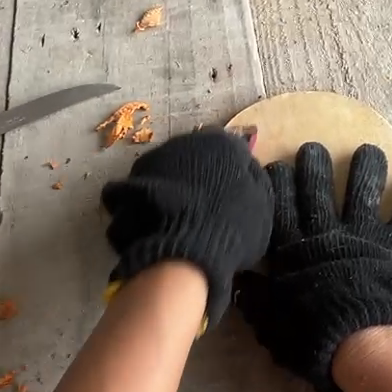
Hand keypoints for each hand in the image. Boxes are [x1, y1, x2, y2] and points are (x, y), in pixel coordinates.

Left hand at [101, 130, 271, 326]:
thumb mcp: (261, 206)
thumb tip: (246, 170)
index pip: (228, 150)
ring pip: (167, 169)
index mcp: (225, 144)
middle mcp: (189, 141)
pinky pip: (144, 187)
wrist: (184, 250)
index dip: (227, 172)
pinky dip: (146, 199)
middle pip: (194, 156)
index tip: (226, 192)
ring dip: (170, 186)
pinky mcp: (131, 180)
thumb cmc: (232, 229)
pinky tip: (153, 222)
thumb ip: (253, 182)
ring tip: (173, 218)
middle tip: (199, 206)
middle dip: (196, 176)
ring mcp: (156, 158)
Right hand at [236, 142, 391, 391]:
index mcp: (293, 249)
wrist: (359, 344)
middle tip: (313, 148)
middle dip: (313, 164)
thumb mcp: (270, 323)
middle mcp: (326, 233)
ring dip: (366, 167)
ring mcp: (363, 234)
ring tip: (368, 151)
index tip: (276, 166)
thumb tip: (240, 281)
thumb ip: (256, 298)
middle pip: (317, 187)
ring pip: (363, 189)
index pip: (281, 204)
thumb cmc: (311, 339)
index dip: (278, 181)